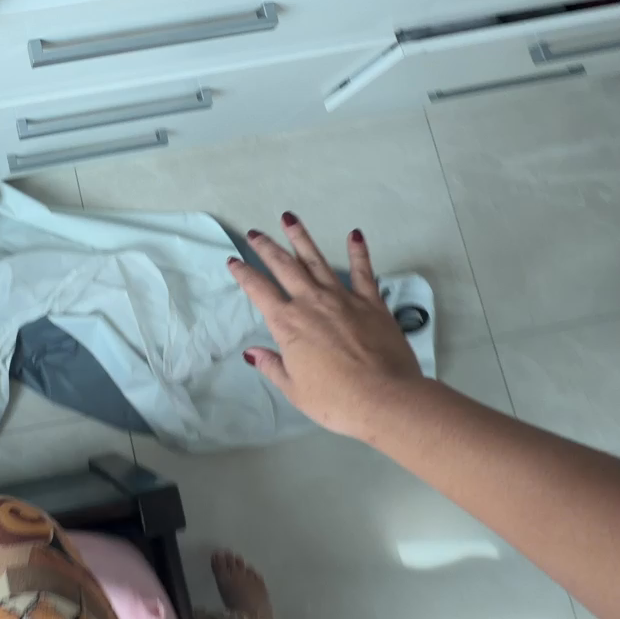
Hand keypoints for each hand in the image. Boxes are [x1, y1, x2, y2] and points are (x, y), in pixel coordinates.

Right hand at [228, 214, 423, 439]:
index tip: (233, 261)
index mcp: (287, 323)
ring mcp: (342, 298)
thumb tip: (251, 352)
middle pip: (284, 267)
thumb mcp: (294, 389)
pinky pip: (363, 272)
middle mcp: (310, 302)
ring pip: (316, 260)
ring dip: (301, 238)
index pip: (258, 290)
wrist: (386, 399)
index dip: (243, 274)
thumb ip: (272, 366)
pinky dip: (359, 252)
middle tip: (255, 233)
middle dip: (266, 248)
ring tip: (289, 218)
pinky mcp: (371, 302)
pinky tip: (355, 235)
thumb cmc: (335, 399)